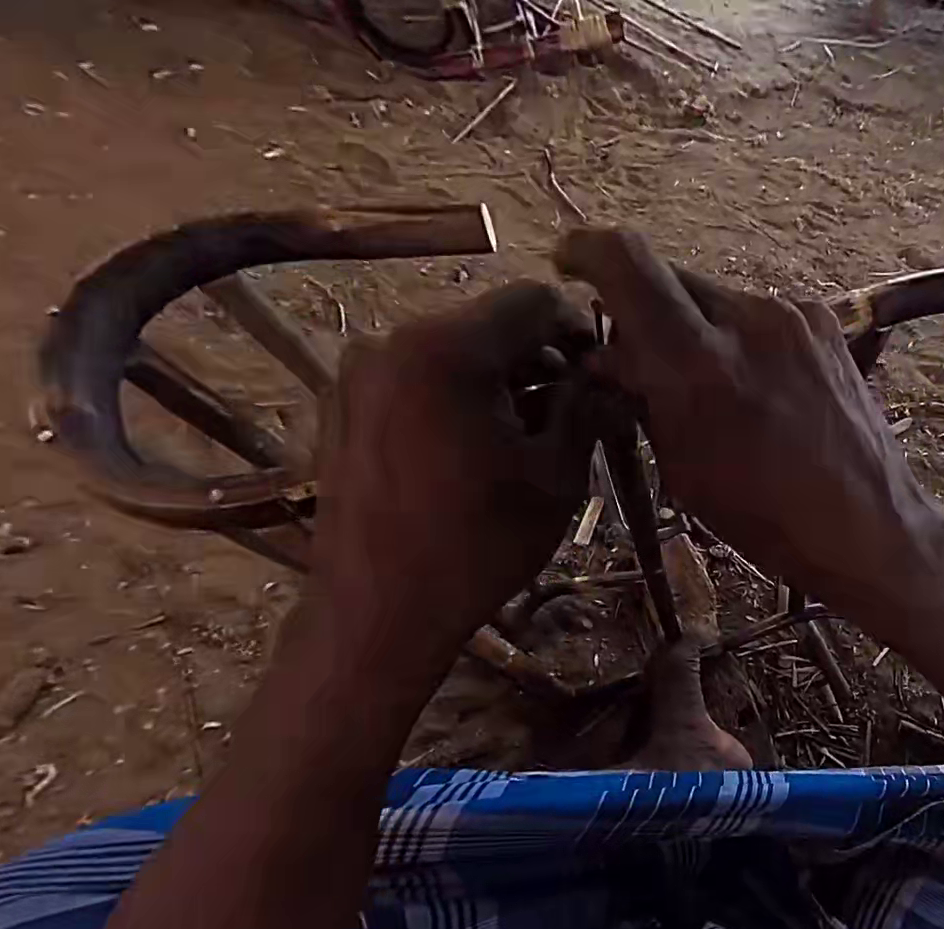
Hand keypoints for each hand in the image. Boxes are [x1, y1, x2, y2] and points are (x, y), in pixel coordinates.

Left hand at [304, 282, 598, 663]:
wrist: (380, 613)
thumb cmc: (479, 547)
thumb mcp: (555, 477)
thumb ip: (583, 409)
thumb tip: (600, 377)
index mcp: (447, 351)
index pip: (530, 301)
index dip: (575, 329)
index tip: (597, 370)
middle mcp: (391, 343)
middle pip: (486, 326)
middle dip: (535, 361)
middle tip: (567, 411)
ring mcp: (359, 376)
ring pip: (450, 353)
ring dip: (496, 382)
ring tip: (520, 438)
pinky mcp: (343, 408)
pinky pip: (414, 381)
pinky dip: (453, 399)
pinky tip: (470, 450)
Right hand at [555, 229, 943, 622]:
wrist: (861, 524)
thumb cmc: (760, 516)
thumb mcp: (681, 467)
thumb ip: (643, 398)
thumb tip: (607, 360)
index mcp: (699, 365)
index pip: (628, 265)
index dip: (587, 250)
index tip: (570, 261)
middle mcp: (746, 319)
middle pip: (669, 280)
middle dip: (643, 311)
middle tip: (640, 357)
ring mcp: (791, 315)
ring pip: (714, 298)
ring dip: (692, 327)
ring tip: (707, 382)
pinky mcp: (822, 321)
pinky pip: (756, 313)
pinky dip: (735, 337)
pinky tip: (752, 382)